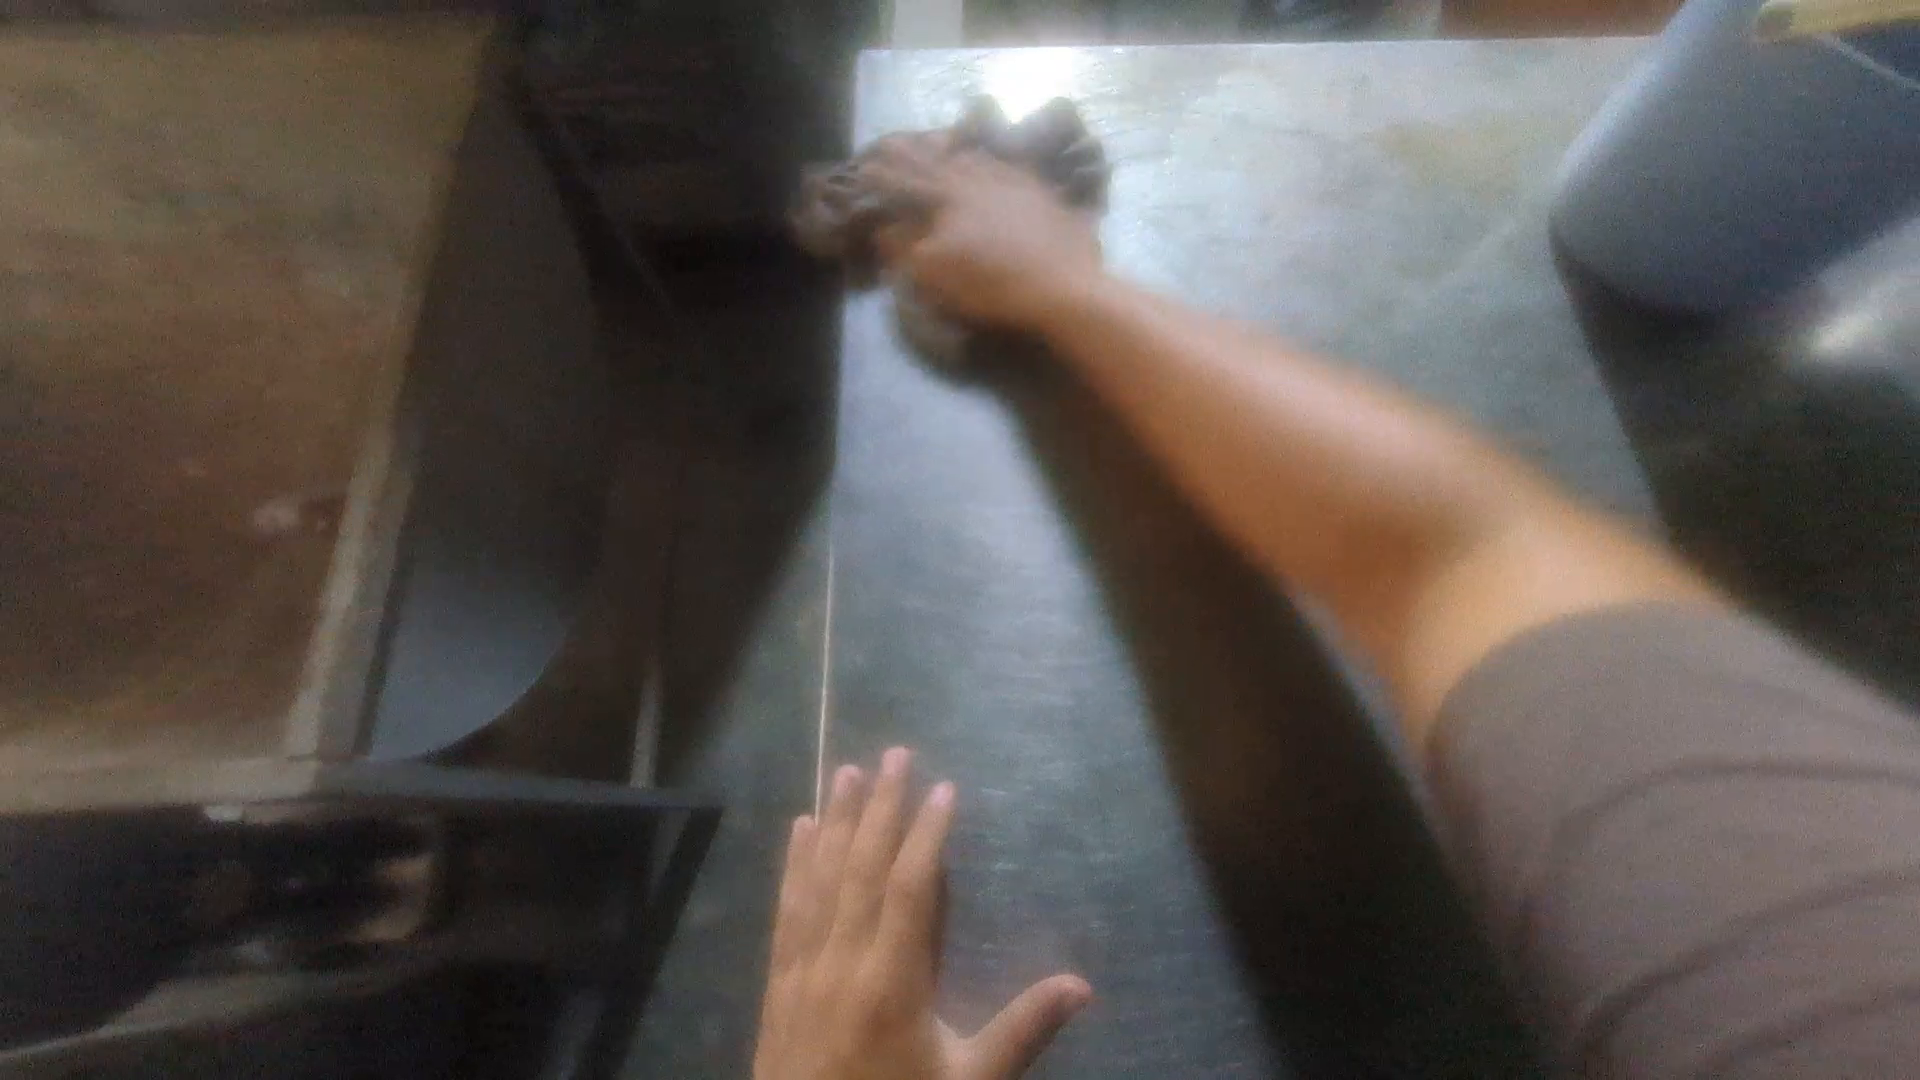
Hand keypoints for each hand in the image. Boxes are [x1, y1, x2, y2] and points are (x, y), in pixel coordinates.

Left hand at [753, 748, 1091, 1079]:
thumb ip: (1022, 1030)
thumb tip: (1083, 985)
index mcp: (892, 980)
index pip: (910, 887)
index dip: (927, 833)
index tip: (943, 789)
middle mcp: (843, 959)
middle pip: (863, 866)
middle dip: (882, 806)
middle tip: (895, 754)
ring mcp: (804, 966)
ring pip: (822, 876)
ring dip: (837, 819)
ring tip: (848, 771)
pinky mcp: (778, 978)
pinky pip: (788, 907)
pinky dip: (795, 862)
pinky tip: (801, 826)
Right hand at [862, 140, 1103, 332]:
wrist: (1062, 289)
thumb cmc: (990, 286)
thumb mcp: (934, 274)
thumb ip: (904, 249)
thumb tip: (883, 229)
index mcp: (947, 198)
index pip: (907, 181)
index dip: (885, 176)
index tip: (866, 166)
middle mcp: (979, 180)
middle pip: (941, 162)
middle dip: (915, 154)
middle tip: (896, 141)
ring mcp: (1016, 184)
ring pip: (978, 160)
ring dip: (956, 153)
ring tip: (945, 146)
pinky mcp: (1046, 198)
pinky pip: (1014, 171)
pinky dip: (998, 165)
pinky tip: (999, 167)